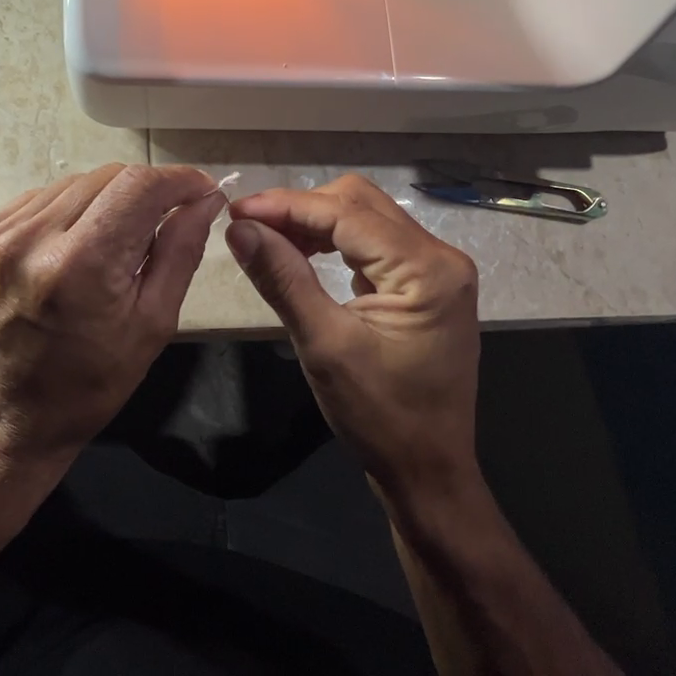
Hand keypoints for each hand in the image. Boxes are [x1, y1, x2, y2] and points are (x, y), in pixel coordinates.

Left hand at [0, 163, 224, 463]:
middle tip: (165, 218)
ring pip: (72, 183)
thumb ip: (181, 251)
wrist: (12, 414)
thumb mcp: (153, 323)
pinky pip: (39, 200)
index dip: (178, 180)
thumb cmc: (92, 379)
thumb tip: (206, 199)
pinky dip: (67, 212)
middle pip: (106, 176)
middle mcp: (32, 239)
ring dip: (105, 200)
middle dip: (145, 191)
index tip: (201, 189)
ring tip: (115, 239)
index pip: (138, 186)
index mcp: (81, 264)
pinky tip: (74, 244)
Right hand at [225, 175, 480, 489]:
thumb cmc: (379, 416)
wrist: (427, 471)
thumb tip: (238, 229)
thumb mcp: (324, 345)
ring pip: (365, 217)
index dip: (286, 205)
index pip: (346, 213)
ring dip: (314, 222)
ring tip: (269, 241)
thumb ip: (282, 278)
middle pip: (358, 203)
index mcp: (427, 269)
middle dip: (300, 208)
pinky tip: (302, 255)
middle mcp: (440, 257)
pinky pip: (373, 242)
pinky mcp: (425, 284)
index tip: (234, 211)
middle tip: (248, 229)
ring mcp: (436, 270)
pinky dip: (333, 240)